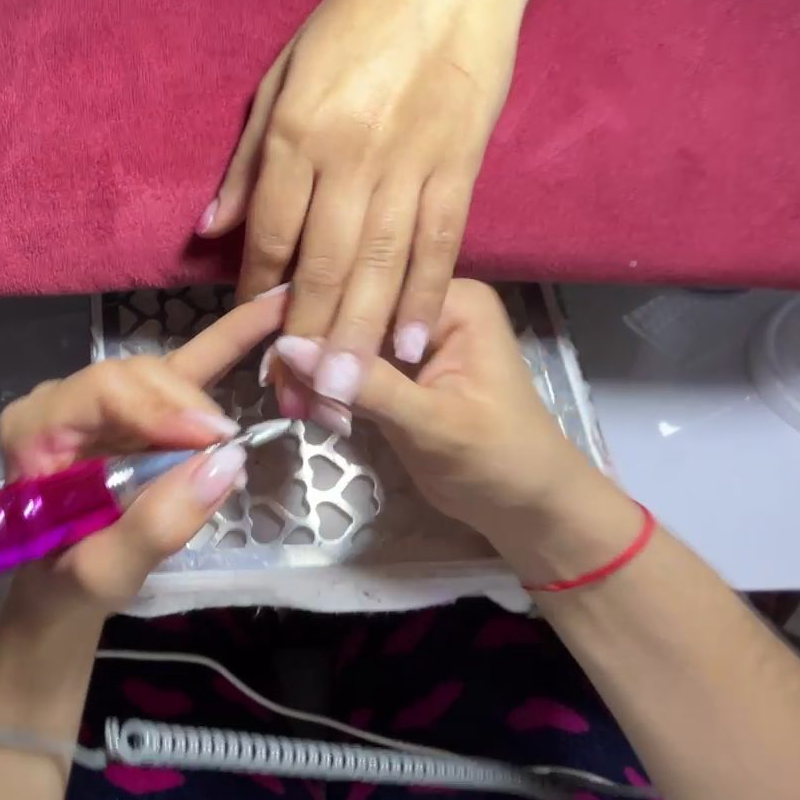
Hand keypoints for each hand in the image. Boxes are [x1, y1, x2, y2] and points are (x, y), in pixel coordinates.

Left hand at [0, 288, 287, 612]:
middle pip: (133, 376)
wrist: (59, 586)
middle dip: (187, 406)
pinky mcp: (132, 408)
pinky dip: (225, 344)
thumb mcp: (105, 572)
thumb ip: (156, 525)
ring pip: (160, 372)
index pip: (102, 390)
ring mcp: (97, 399)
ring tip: (239, 425)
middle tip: (229, 446)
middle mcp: (60, 400)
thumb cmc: (68, 582)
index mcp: (33, 430)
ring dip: (207, 393)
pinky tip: (272, 308)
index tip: (214, 440)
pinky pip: (179, 371)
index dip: (161, 407)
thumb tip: (226, 466)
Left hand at [202, 0, 548, 422]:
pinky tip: (406, 343)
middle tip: (295, 396)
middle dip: (306, 337)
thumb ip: (247, 162)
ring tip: (344, 393)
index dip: (256, 290)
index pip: (269, 234)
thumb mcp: (279, 79)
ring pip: (379, 268)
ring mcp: (410, 165)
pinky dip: (422, 298)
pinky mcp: (462, 166)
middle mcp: (350, 159)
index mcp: (297, 135)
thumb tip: (209, 230)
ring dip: (359, 337)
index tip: (249, 335)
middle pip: (322, 266)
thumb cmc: (353, 20)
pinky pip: (439, 245)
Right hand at [269, 280, 608, 547]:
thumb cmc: (497, 461)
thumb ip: (365, 384)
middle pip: (345, 312)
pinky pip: (341, 365)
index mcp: (449, 298)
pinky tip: (304, 407)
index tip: (275, 359)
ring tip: (293, 406)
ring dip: (310, 373)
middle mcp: (423, 303)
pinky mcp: (389, 366)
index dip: (316, 321)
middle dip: (309, 353)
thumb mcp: (432, 422)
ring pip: (336, 341)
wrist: (524, 508)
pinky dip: (321, 387)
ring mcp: (404, 335)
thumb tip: (288, 347)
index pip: (367, 291)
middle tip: (279, 391)